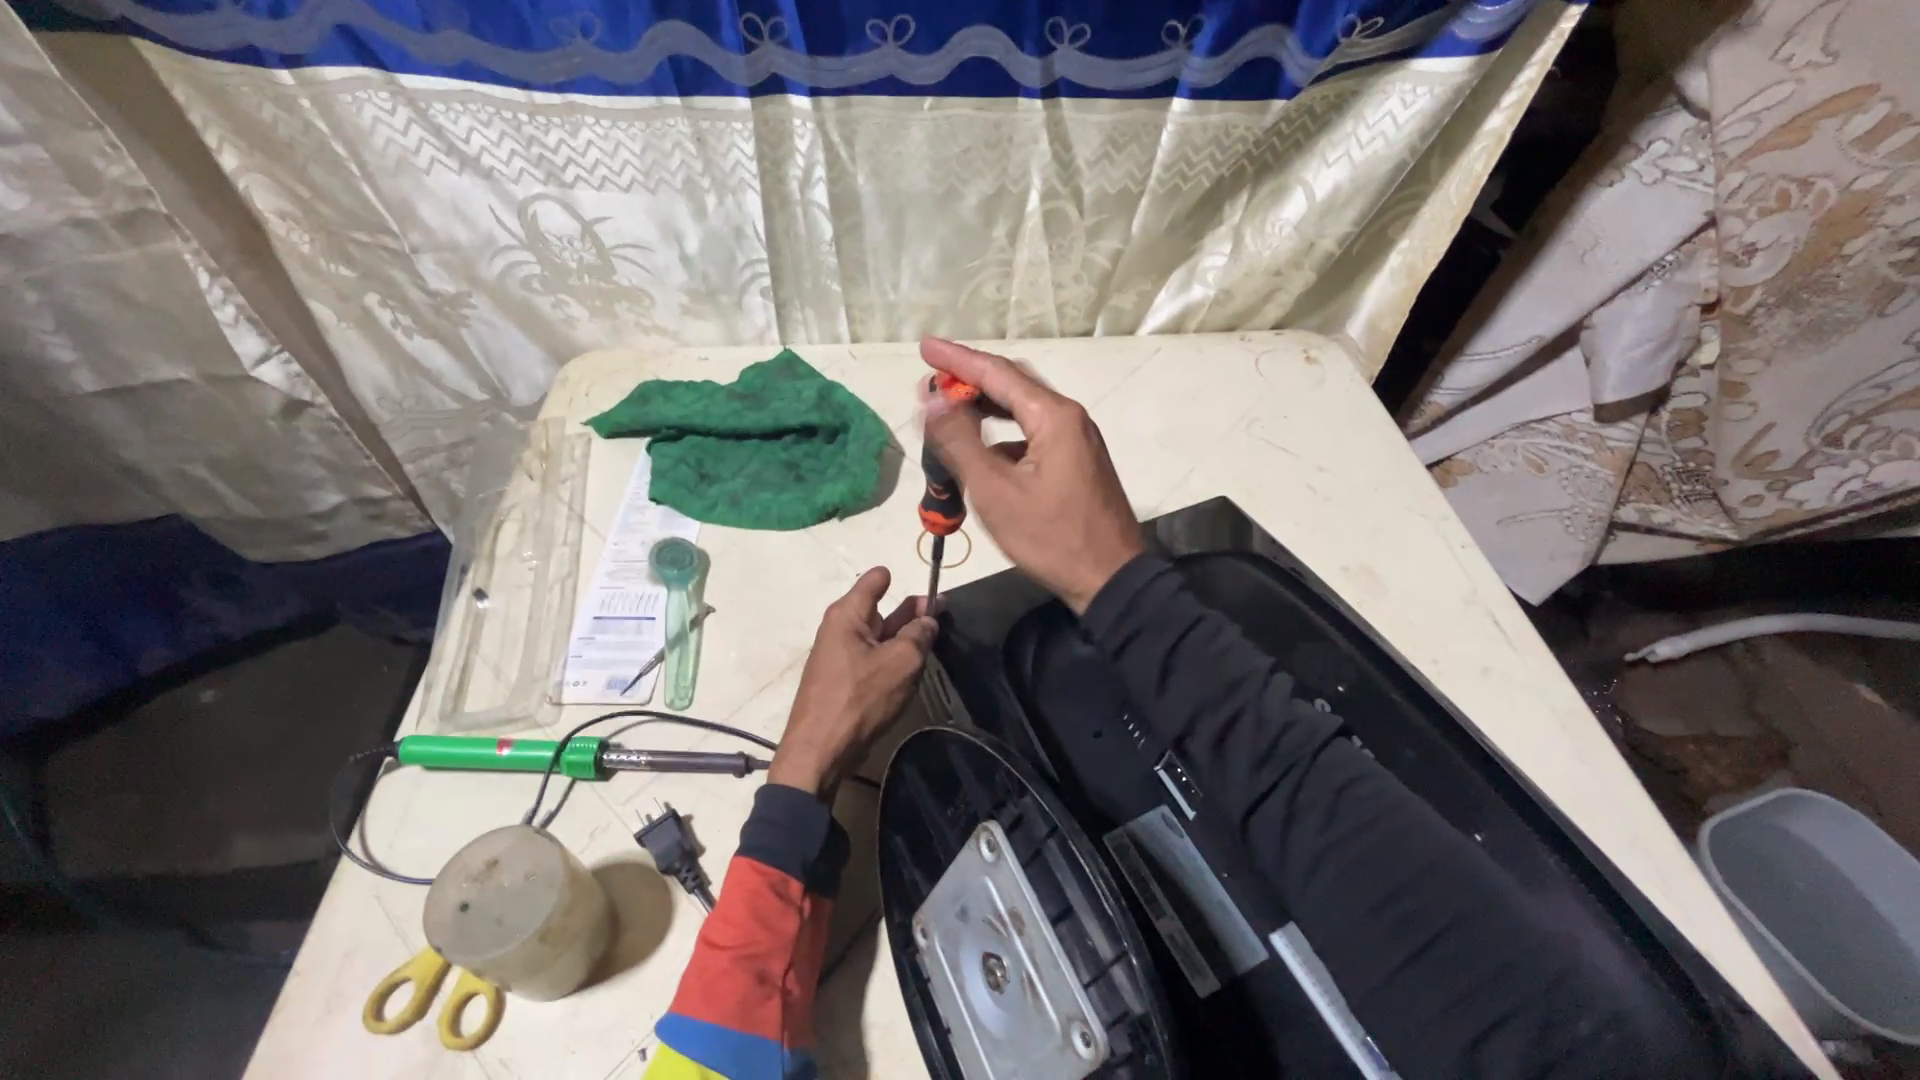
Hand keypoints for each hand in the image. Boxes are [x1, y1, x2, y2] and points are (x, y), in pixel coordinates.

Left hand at [769, 567, 937, 795]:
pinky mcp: (842, 682)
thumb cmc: (860, 698)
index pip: (875, 579)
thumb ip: (919, 635)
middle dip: (911, 610)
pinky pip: (872, 660)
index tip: (928, 589)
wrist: (820, 750)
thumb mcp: (901, 662)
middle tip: (943, 613)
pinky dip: (891, 660)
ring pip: (879, 638)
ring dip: (903, 638)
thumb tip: (928, 620)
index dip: (901, 579)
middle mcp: (840, 629)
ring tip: (932, 641)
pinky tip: (910, 671)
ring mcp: (839, 657)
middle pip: (881, 609)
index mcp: (848, 614)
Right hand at [920, 338, 1145, 612]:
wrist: (1110, 579)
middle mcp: (1069, 418)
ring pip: (1024, 410)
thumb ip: (960, 442)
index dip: (957, 359)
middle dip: (971, 377)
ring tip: (950, 408)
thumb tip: (932, 401)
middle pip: (1013, 384)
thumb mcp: (996, 492)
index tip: (924, 346)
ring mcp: (1077, 440)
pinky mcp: (1078, 462)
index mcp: (1053, 416)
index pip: (996, 373)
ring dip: (986, 406)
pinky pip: (1033, 433)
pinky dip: (1003, 432)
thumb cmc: (1051, 537)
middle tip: (933, 374)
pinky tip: (983, 450)